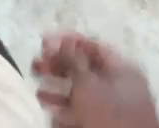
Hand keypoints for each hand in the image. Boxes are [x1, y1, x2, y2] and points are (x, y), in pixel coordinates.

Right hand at [33, 33, 158, 127]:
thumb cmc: (109, 118)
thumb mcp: (87, 84)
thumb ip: (72, 59)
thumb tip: (59, 40)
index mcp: (122, 71)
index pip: (91, 46)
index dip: (65, 42)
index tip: (42, 44)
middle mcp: (120, 87)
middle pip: (84, 69)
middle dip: (58, 66)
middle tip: (35, 66)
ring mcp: (115, 110)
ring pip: (82, 93)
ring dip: (58, 91)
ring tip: (38, 93)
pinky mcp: (107, 126)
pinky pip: (84, 114)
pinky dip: (66, 112)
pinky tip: (51, 115)